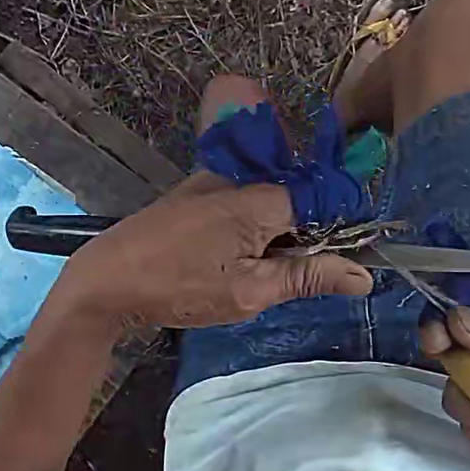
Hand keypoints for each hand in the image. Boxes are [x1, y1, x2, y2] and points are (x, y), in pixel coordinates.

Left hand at [51, 183, 372, 335]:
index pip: (323, 200)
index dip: (339, 231)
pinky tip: (232, 259)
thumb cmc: (180, 287)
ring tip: (256, 274)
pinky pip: (240, 204)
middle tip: (287, 278)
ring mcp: (212, 183)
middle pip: (296, 199)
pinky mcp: (194, 194)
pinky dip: (249, 230)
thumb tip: (364, 275)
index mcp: (261, 197)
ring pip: (267, 203)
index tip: (340, 264)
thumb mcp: (250, 292)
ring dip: (275, 236)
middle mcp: (240, 178)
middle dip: (304, 236)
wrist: (105, 281)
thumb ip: (307, 277)